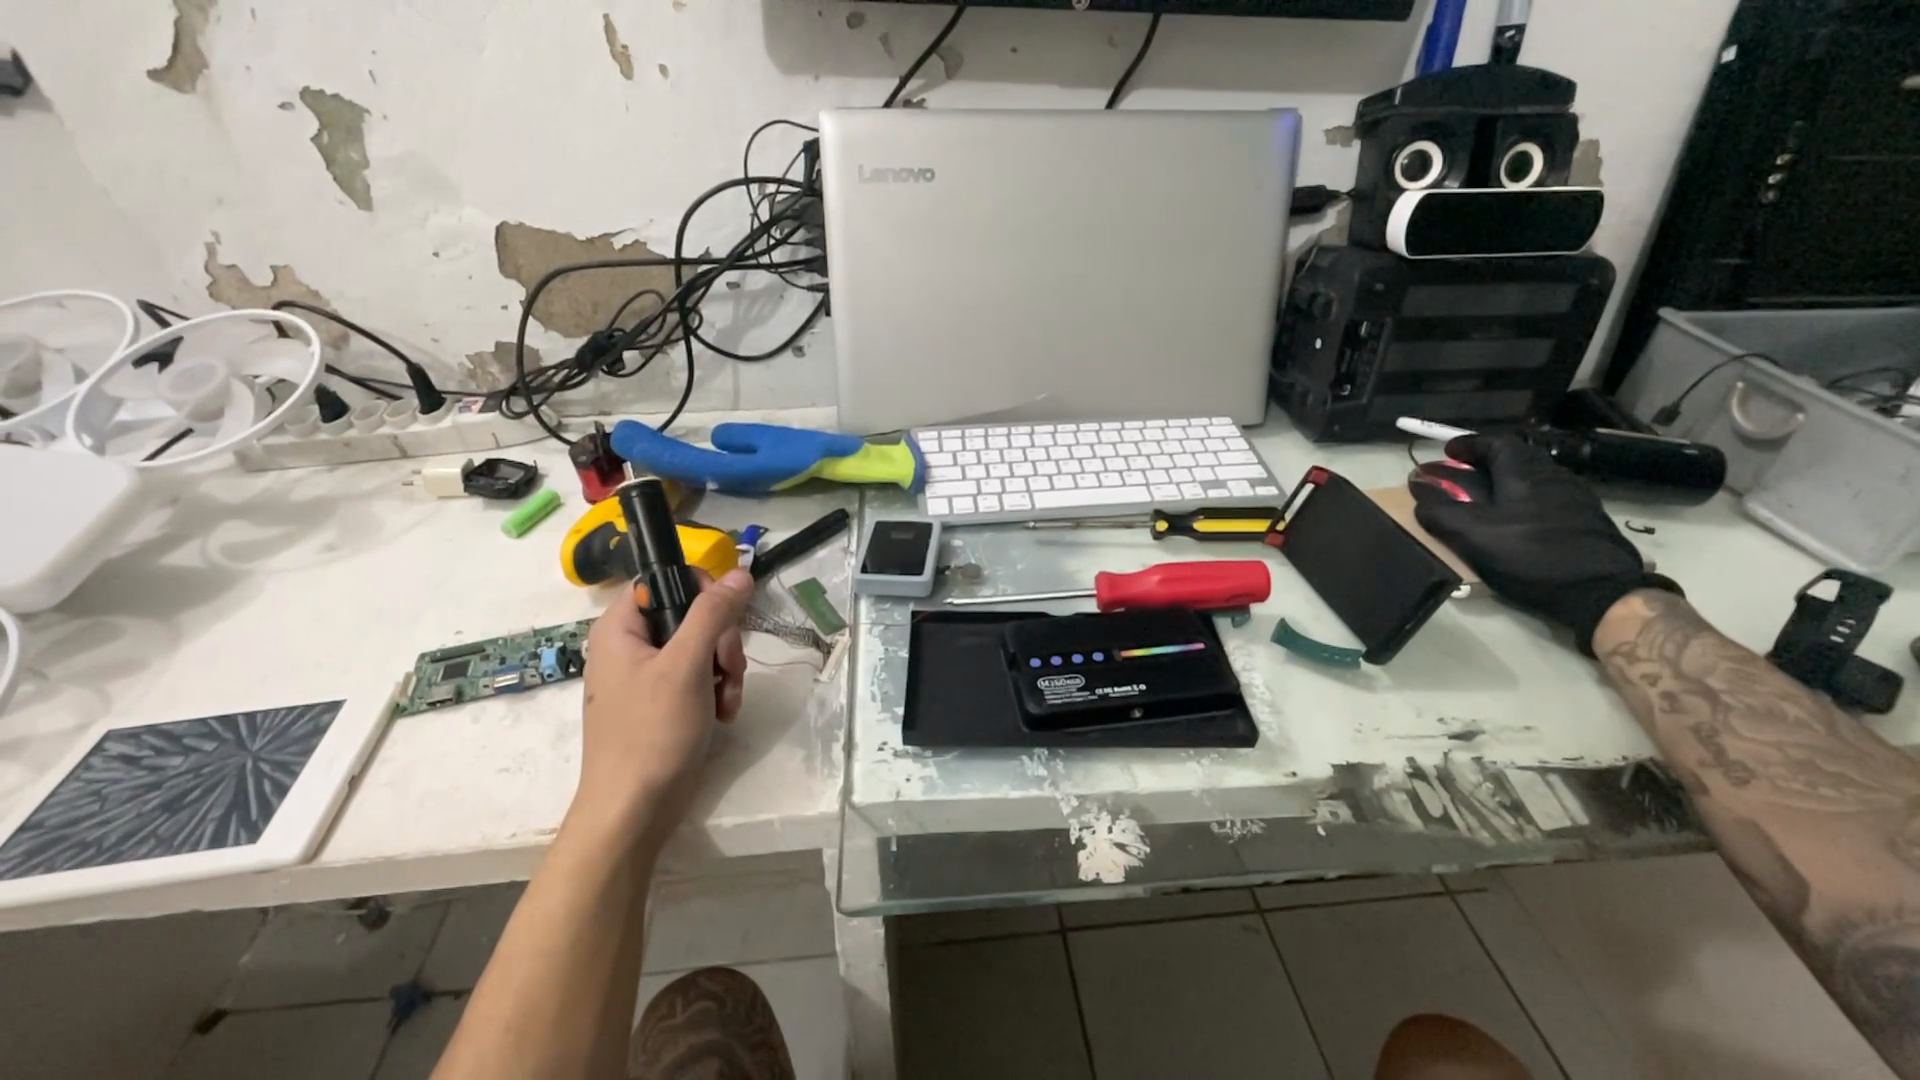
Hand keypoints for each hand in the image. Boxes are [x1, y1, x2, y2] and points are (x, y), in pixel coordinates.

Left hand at [572, 568, 753, 847]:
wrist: (635, 808)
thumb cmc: (652, 732)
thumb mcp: (687, 665)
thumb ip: (713, 614)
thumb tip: (739, 572)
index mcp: (620, 628)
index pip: (664, 581)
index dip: (700, 590)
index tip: (726, 616)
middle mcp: (630, 646)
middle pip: (690, 616)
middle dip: (720, 641)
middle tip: (728, 668)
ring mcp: (646, 677)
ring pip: (700, 648)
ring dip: (724, 670)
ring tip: (727, 700)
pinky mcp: (662, 703)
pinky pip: (697, 679)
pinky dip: (716, 692)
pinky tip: (722, 714)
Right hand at [1409, 434, 1678, 654]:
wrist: (1603, 592)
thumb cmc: (1533, 556)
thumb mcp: (1475, 536)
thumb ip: (1441, 511)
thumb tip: (1419, 489)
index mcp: (1526, 475)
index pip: (1497, 443)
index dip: (1470, 444)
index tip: (1448, 452)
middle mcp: (1553, 479)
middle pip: (1516, 460)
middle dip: (1483, 463)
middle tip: (1459, 474)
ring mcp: (1575, 501)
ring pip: (1532, 481)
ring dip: (1503, 483)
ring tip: (1482, 499)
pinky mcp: (1587, 524)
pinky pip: (1546, 500)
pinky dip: (1522, 502)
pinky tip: (1516, 523)